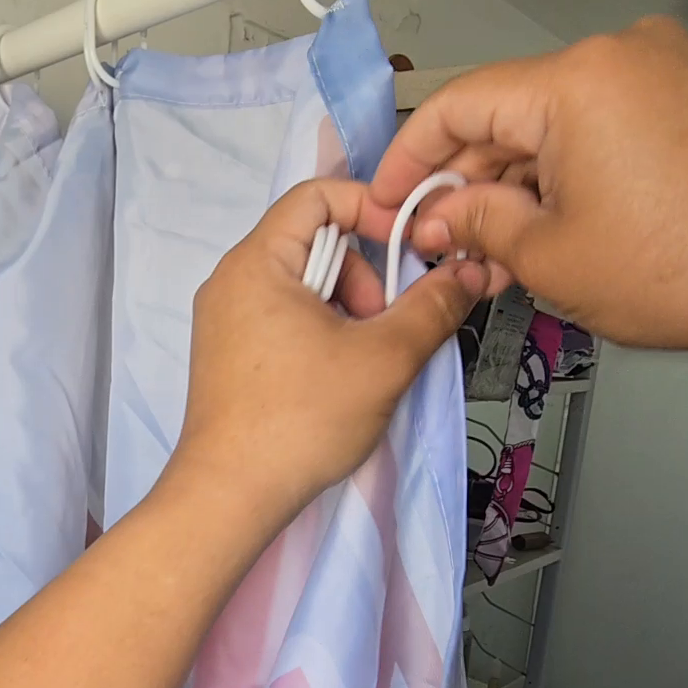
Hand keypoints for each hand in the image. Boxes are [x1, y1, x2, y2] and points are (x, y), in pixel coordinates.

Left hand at [161, 178, 475, 523]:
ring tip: (358, 362)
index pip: (316, 194)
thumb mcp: (383, 358)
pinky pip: (279, 320)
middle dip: (361, 276)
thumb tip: (466, 273)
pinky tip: (331, 378)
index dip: (371, 207)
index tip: (408, 246)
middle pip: (311, 243)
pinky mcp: (225, 357)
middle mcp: (229, 283)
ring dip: (343, 311)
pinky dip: (315, 334)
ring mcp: (221, 322)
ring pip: (300, 287)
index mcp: (256, 262)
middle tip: (381, 327)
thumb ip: (432, 306)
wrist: (231, 493)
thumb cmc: (301, 420)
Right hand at [361, 16, 687, 358]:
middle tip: (434, 246)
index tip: (385, 202)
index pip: (455, 105)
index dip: (406, 160)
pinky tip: (534, 238)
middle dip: (459, 189)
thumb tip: (436, 217)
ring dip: (506, 197)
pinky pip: (590, 139)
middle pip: (501, 120)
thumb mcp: (545, 255)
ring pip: (544, 136)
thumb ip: (473, 224)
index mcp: (576, 81)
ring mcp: (657, 78)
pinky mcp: (681, 106)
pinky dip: (554, 187)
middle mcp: (618, 60)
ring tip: (486, 260)